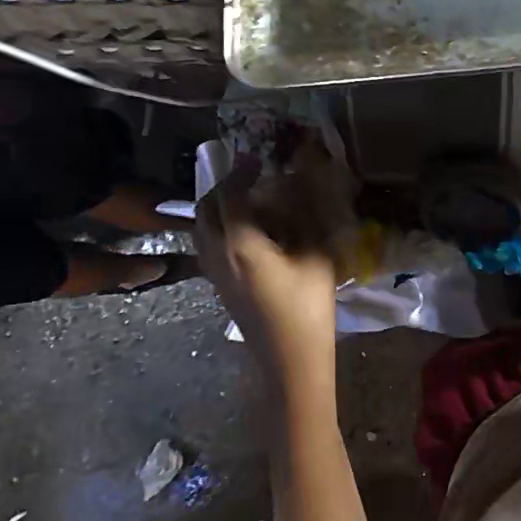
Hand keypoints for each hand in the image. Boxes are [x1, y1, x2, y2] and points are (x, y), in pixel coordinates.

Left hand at [194, 158, 337, 391]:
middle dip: (224, 187)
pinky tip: (252, 234)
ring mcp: (214, 274)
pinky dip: (222, 228)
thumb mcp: (317, 258)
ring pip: (203, 229)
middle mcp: (217, 255)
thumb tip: (305, 186)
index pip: (229, 196)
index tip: (258, 158)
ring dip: (220, 208)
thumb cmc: (308, 309)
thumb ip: (310, 218)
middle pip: (206, 210)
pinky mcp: (220, 288)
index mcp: (240, 245)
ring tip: (250, 202)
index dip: (241, 172)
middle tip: (250, 177)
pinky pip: (209, 246)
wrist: (290, 362)